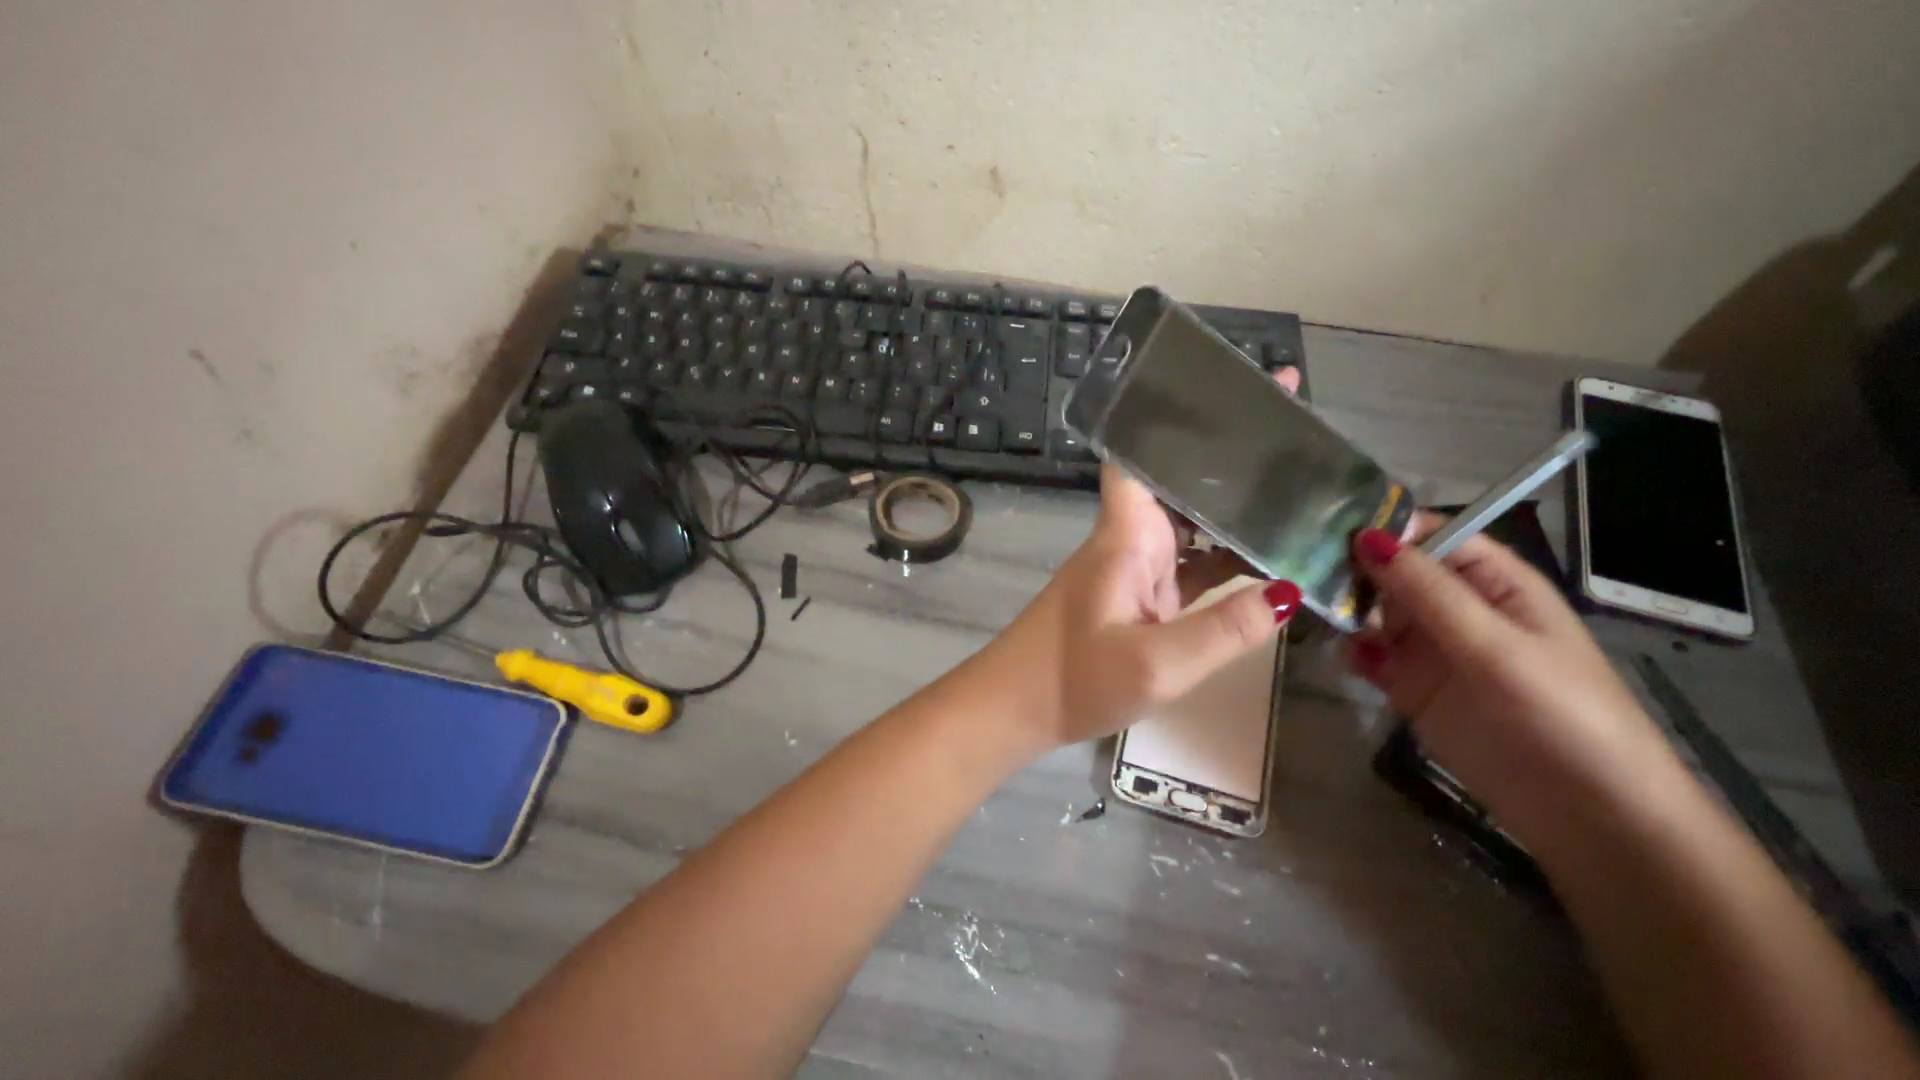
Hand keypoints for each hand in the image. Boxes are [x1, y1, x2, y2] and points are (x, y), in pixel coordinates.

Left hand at [974, 368, 1305, 751]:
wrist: (1018, 709)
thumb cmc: (1074, 679)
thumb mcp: (1156, 664)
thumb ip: (1223, 630)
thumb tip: (1288, 591)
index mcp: (1127, 534)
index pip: (1144, 454)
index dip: (1179, 417)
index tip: (1230, 385)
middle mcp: (1133, 538)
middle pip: (1182, 481)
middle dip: (1233, 457)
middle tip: (1298, 429)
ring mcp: (1138, 567)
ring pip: (1194, 523)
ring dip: (1238, 507)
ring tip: (1305, 485)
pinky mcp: (1143, 597)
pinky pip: (1193, 564)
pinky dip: (1229, 558)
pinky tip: (1273, 559)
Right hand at [1345, 522, 1690, 842]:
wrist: (1589, 813)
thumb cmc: (1560, 714)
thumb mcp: (1495, 646)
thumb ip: (1428, 593)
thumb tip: (1365, 536)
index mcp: (1495, 584)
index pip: (1434, 536)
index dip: (1387, 530)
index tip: (1331, 529)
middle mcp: (1461, 610)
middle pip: (1397, 573)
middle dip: (1356, 568)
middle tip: (1305, 568)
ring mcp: (1436, 652)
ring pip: (1378, 614)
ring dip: (1348, 610)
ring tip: (1316, 610)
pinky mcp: (1416, 692)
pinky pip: (1374, 660)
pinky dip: (1354, 654)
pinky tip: (1344, 659)